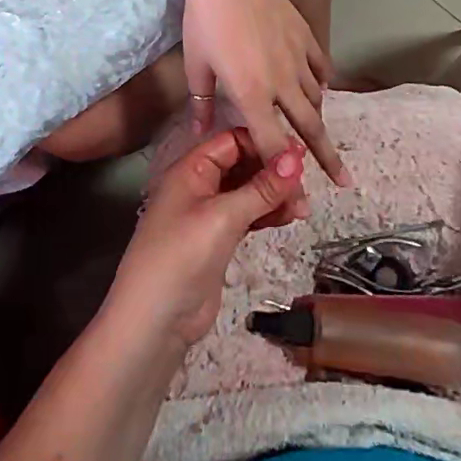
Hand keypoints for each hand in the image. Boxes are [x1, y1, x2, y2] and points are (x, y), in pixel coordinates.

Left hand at [106, 129, 305, 348]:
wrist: (155, 320)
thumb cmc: (181, 257)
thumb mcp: (223, 217)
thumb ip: (261, 187)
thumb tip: (296, 157)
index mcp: (191, 169)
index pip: (232, 140)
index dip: (264, 143)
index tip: (300, 154)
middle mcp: (199, 185)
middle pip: (243, 164)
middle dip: (274, 171)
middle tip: (306, 185)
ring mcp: (209, 213)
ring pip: (249, 191)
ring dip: (276, 195)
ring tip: (303, 207)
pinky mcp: (219, 238)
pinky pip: (249, 215)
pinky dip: (269, 214)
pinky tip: (290, 218)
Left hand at [182, 0, 348, 186]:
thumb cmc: (206, 17)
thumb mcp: (195, 63)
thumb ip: (200, 102)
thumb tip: (199, 131)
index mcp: (251, 94)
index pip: (272, 143)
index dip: (285, 172)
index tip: (299, 194)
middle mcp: (282, 83)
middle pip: (309, 128)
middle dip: (326, 158)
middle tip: (343, 180)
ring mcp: (299, 60)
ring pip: (316, 100)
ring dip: (319, 121)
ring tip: (321, 137)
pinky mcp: (307, 39)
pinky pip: (321, 70)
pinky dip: (322, 85)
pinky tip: (320, 90)